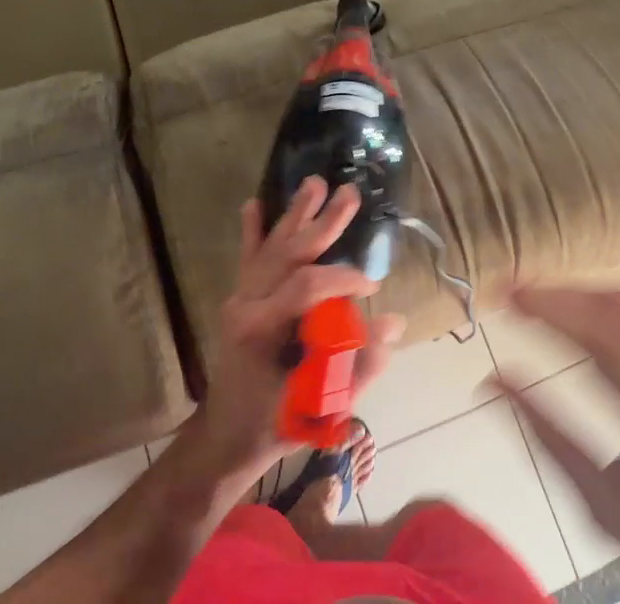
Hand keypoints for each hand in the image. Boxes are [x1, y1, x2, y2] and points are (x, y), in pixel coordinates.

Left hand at [186, 177, 405, 489]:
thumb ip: (360, 366)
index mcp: (262, 327)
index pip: (307, 285)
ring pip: (272, 248)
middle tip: (349, 193)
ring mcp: (240, 299)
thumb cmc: (274, 423)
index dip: (343, 279)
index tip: (372, 287)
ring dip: (295, 215)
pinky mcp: (239, 301)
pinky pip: (248, 260)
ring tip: (314, 182)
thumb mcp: (322, 405)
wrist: (226, 437)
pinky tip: (252, 205)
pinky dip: (252, 232)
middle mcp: (247, 304)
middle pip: (289, 253)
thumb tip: (393, 323)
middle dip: (322, 223)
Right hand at [499, 288, 619, 603]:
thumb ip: (551, 440)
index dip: (553, 310)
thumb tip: (494, 382)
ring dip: (590, 294)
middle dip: (563, 295)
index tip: (507, 295)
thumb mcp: (612, 511)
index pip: (609, 343)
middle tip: (516, 292)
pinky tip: (593, 309)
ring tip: (546, 299)